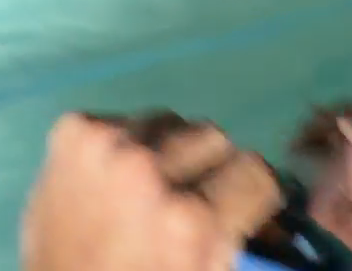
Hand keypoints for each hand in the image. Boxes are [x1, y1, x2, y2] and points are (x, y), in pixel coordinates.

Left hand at [23, 112, 282, 270]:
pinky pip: (121, 117)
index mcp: (192, 222)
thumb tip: (279, 215)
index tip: (237, 204)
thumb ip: (233, 234)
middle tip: (185, 199)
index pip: (254, 171)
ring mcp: (106, 144)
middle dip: (205, 168)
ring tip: (143, 187)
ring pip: (167, 119)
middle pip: (212, 135)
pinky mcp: (72, 129)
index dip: (247, 192)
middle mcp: (151, 172)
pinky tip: (107, 176)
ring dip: (163, 149)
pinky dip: (120, 142)